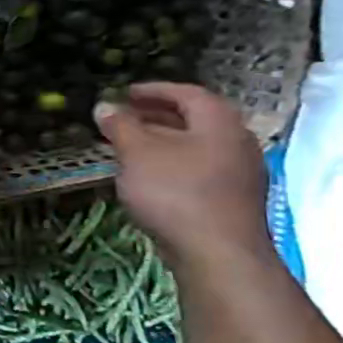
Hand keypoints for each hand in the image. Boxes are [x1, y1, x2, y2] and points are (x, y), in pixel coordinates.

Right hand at [94, 82, 269, 262]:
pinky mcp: (231, 199)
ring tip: (130, 147)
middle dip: (157, 116)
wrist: (218, 252)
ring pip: (196, 146)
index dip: (155, 90)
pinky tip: (149, 177)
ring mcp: (238, 173)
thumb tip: (104, 106)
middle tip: (124, 117)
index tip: (126, 92)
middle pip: (195, 120)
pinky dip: (172, 163)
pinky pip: (198, 168)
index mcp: (219, 123)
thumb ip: (120, 126)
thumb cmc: (176, 192)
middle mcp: (236, 142)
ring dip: (163, 141)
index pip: (188, 93)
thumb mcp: (138, 153)